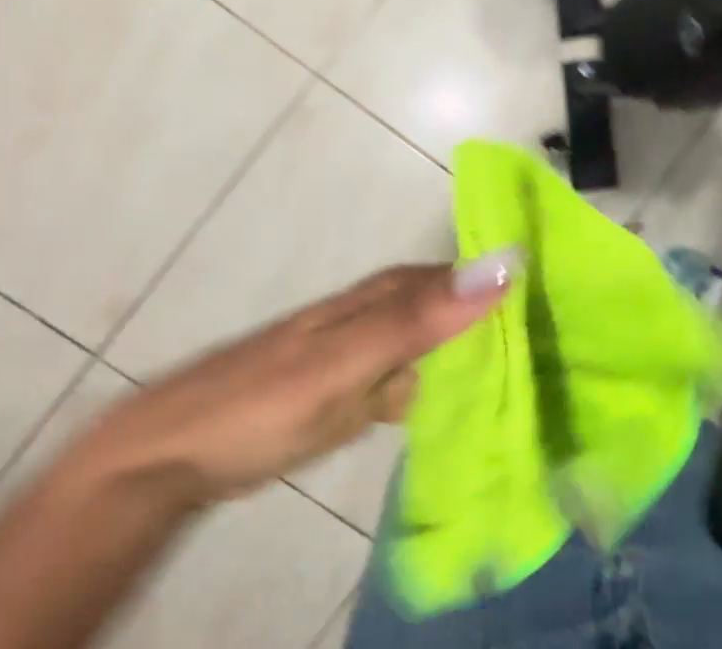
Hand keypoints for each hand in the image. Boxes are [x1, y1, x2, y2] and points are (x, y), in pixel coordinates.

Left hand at [77, 250, 519, 507]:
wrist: (166, 456)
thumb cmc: (261, 403)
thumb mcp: (346, 361)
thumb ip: (418, 319)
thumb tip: (503, 263)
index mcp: (373, 301)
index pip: (453, 278)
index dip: (499, 279)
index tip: (555, 295)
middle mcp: (366, 319)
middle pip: (441, 306)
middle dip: (488, 315)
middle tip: (545, 340)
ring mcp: (350, 358)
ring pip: (424, 342)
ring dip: (464, 350)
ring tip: (515, 371)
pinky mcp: (338, 395)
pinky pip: (402, 378)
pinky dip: (432, 385)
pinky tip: (447, 404)